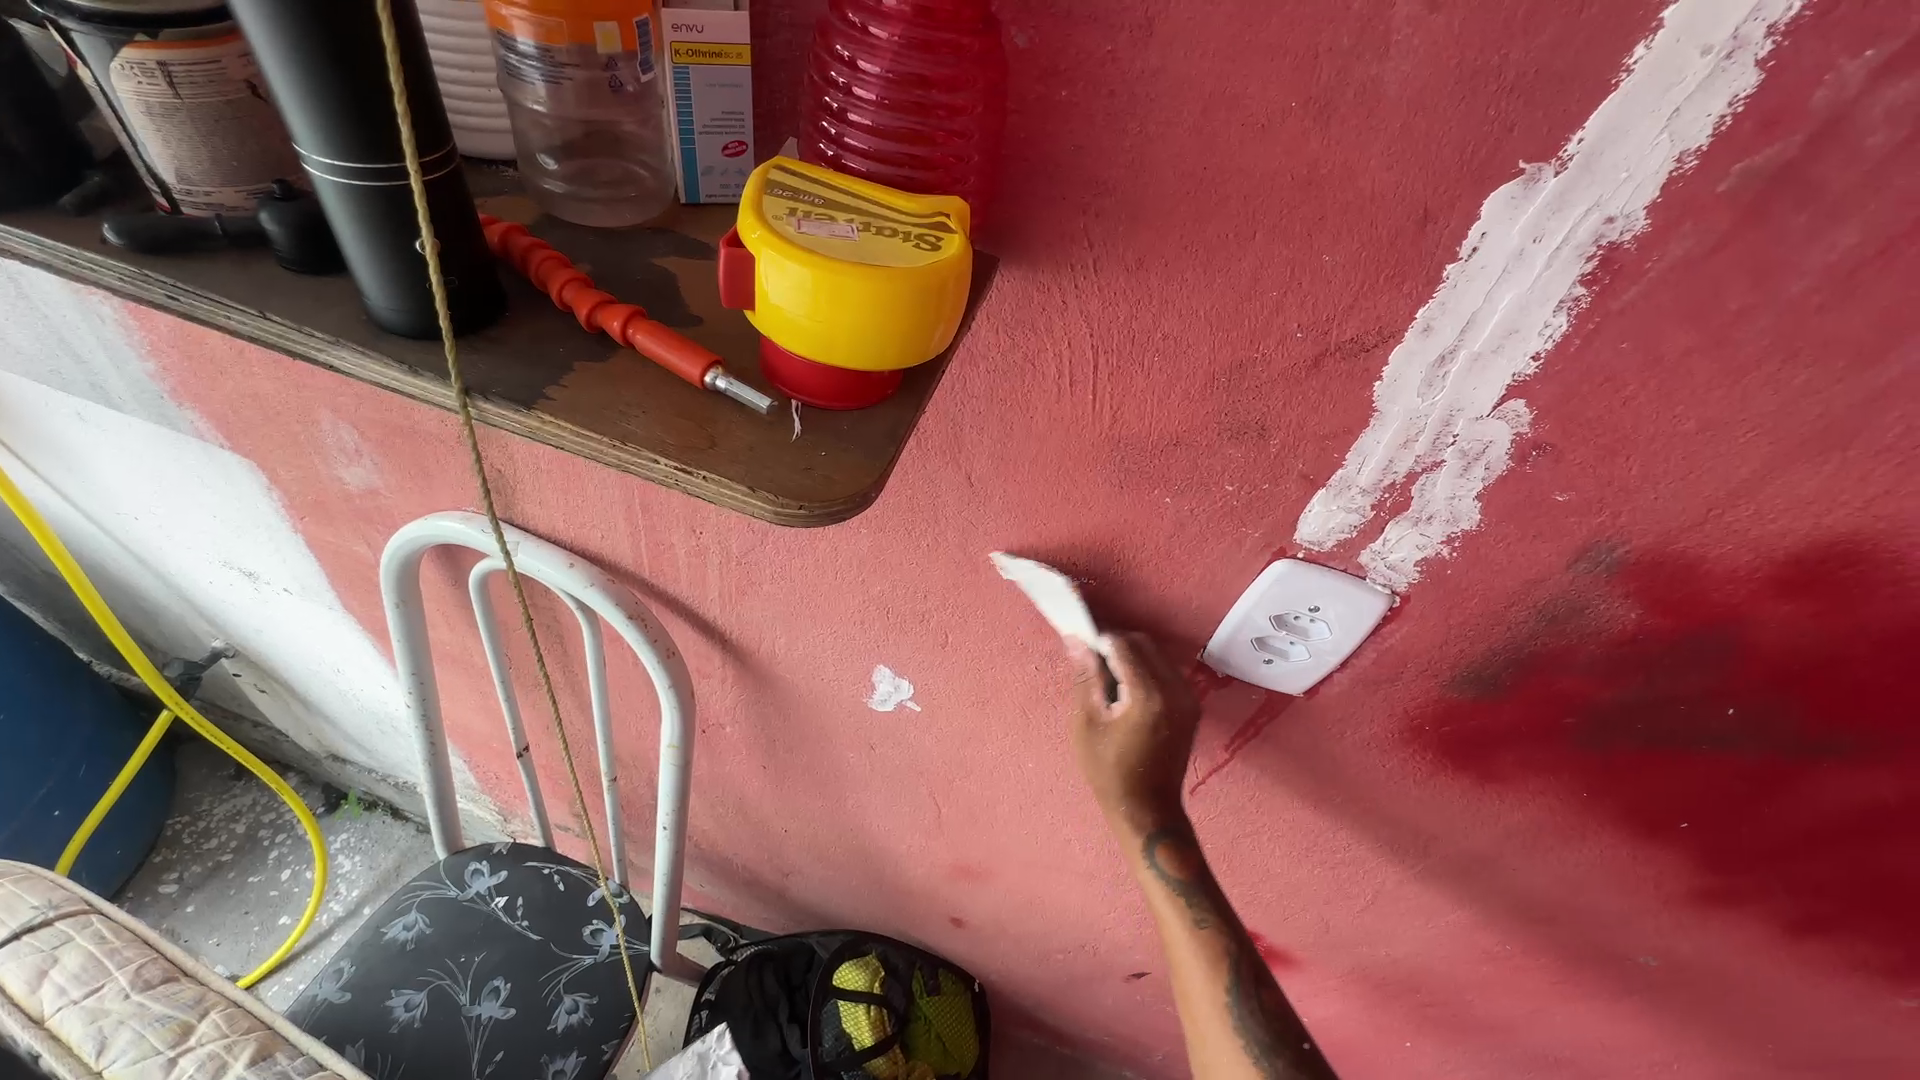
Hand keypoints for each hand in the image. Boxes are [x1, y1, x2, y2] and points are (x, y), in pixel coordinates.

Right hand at [1068, 632, 1201, 837]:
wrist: (1148, 810)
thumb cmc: (1109, 772)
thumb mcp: (1087, 724)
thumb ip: (1085, 677)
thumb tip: (1076, 640)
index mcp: (1148, 695)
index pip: (1123, 644)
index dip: (1099, 641)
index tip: (1081, 652)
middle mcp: (1175, 690)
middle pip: (1143, 643)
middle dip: (1116, 646)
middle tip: (1093, 667)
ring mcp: (1188, 698)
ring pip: (1157, 654)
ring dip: (1131, 656)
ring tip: (1109, 682)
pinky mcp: (1192, 706)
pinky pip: (1167, 671)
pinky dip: (1146, 670)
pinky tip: (1128, 692)